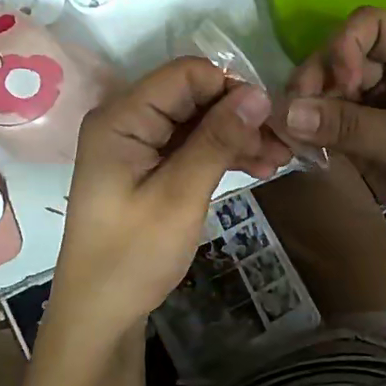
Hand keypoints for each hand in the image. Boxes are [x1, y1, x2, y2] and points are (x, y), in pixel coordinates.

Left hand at [54, 57, 291, 327]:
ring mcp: (137, 144)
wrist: (101, 310)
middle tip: (284, 145)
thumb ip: (218, 141)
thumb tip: (258, 95)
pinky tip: (259, 168)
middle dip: (240, 115)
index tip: (271, 119)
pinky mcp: (148, 166)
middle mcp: (127, 120)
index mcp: (122, 118)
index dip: (232, 87)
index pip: (186, 74)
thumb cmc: (135, 255)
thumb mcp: (181, 196)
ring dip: (238, 136)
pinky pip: (192, 145)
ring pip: (198, 121)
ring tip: (280, 160)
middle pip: (194, 96)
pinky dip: (223, 154)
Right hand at [282, 7, 385, 254]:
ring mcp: (385, 111)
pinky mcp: (371, 144)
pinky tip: (296, 149)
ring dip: (308, 111)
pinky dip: (315, 135)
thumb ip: (347, 125)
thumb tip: (284, 111)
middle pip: (344, 59)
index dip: (345, 46)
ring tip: (288, 136)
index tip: (339, 84)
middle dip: (316, 82)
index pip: (373, 26)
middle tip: (291, 115)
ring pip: (334, 95)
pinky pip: (335, 128)